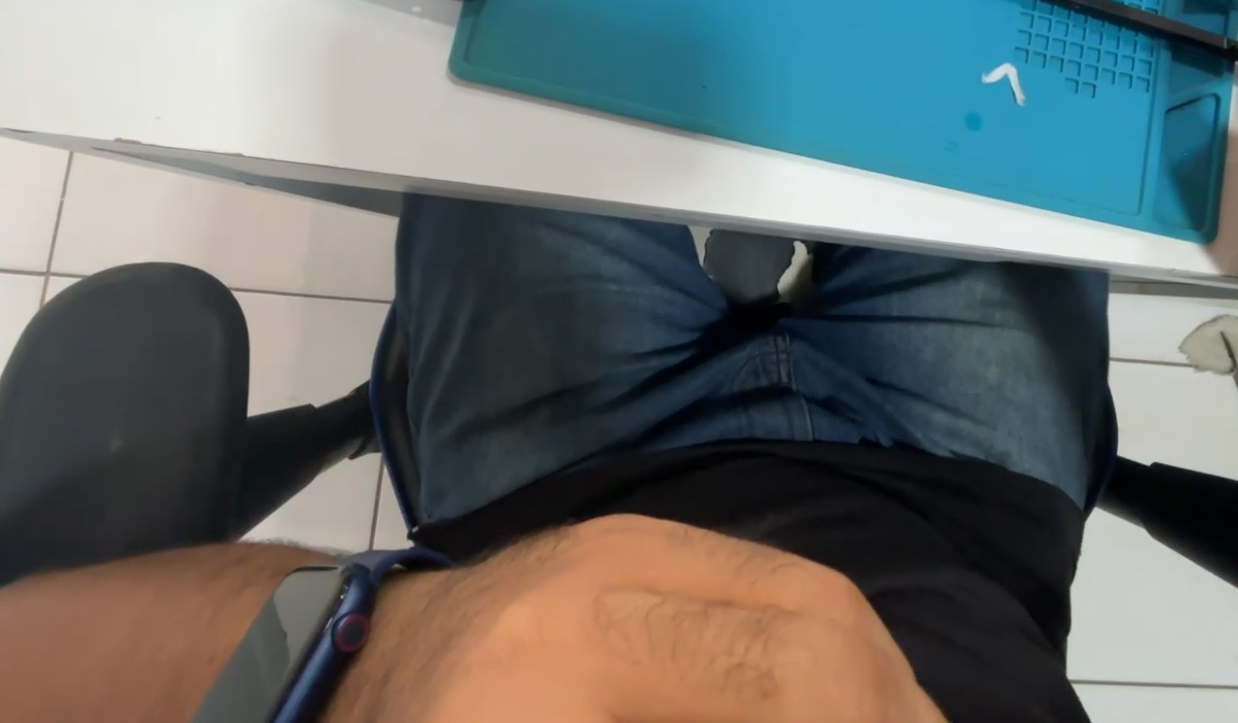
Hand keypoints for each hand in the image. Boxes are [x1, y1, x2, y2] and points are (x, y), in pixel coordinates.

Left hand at [340, 514, 946, 722]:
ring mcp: (626, 535)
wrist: (345, 674)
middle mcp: (614, 567)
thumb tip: (816, 710)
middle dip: (892, 706)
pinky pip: (760, 578)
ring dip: (867, 676)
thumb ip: (711, 703)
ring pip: (802, 589)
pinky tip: (824, 701)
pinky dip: (816, 646)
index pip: (793, 680)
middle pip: (819, 620)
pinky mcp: (632, 533)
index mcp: (573, 654)